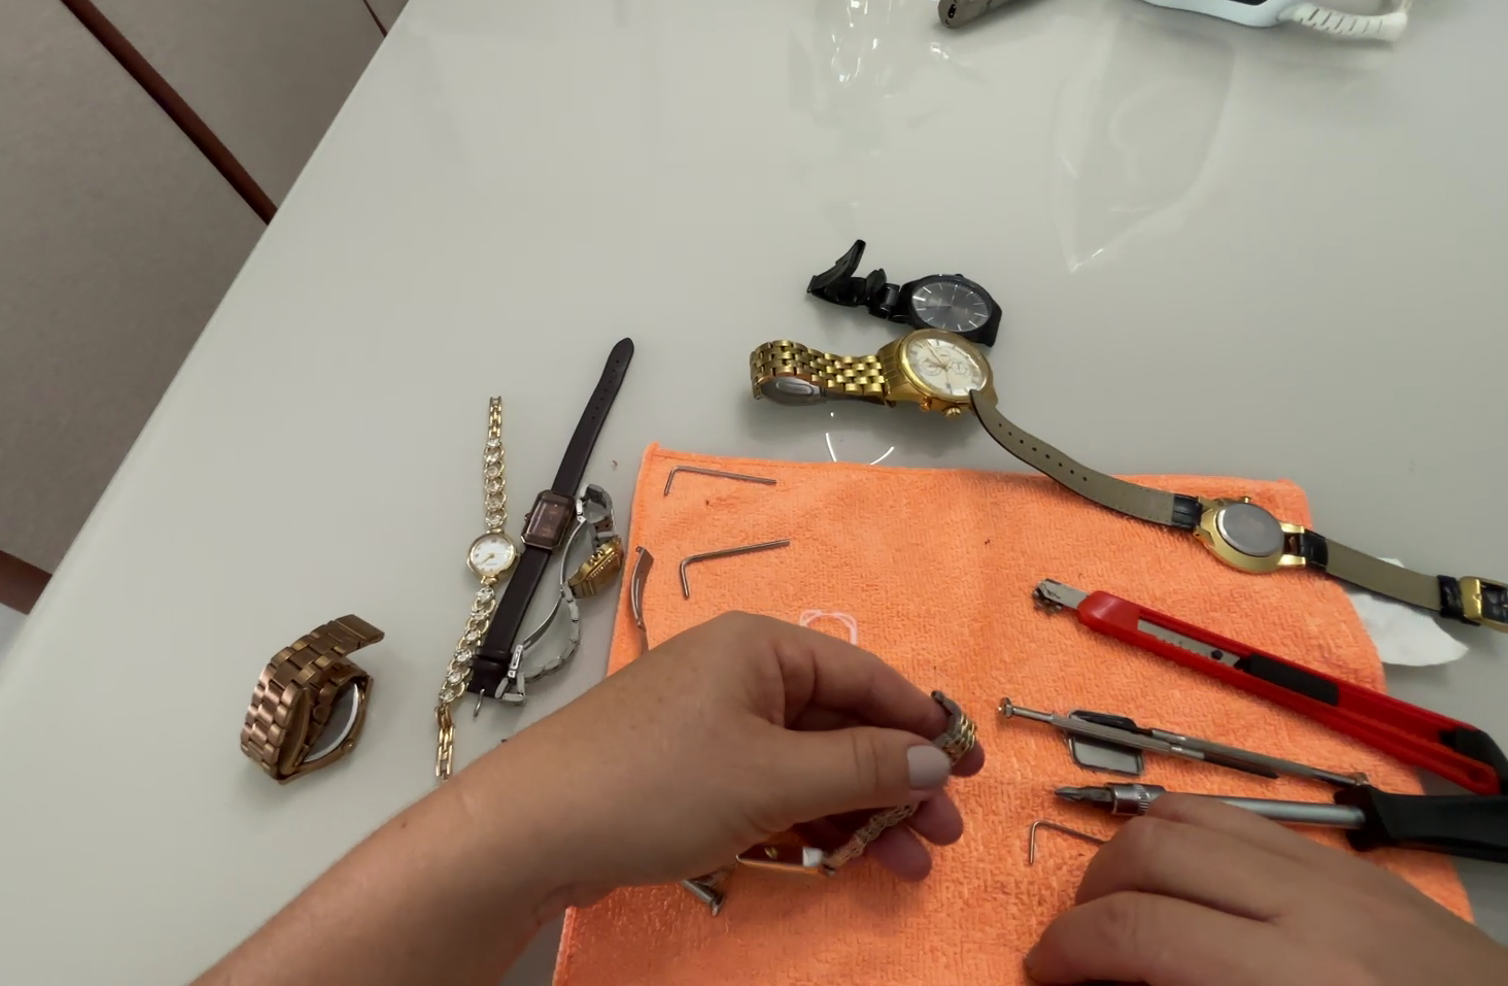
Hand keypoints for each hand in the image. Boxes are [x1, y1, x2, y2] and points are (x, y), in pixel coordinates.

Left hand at [448, 611, 984, 905]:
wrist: (538, 827)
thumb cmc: (660, 781)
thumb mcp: (771, 775)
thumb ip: (861, 766)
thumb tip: (937, 754)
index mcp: (758, 646)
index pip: (860, 673)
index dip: (919, 719)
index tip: (969, 769)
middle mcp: (740, 672)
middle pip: (838, 720)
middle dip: (893, 776)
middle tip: (944, 832)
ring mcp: (717, 721)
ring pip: (808, 759)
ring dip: (858, 807)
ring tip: (908, 861)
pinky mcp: (699, 766)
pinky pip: (771, 783)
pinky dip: (809, 818)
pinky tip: (845, 856)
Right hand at [1026, 794, 1507, 985]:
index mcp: (1305, 980)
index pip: (1140, 934)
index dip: (1069, 949)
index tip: (1042, 970)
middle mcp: (1313, 906)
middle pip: (1145, 854)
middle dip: (1086, 897)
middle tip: (1079, 944)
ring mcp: (1332, 870)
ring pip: (1177, 815)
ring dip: (1122, 854)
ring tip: (1118, 903)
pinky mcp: (1347, 861)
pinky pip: (1227, 815)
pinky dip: (1173, 835)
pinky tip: (1176, 879)